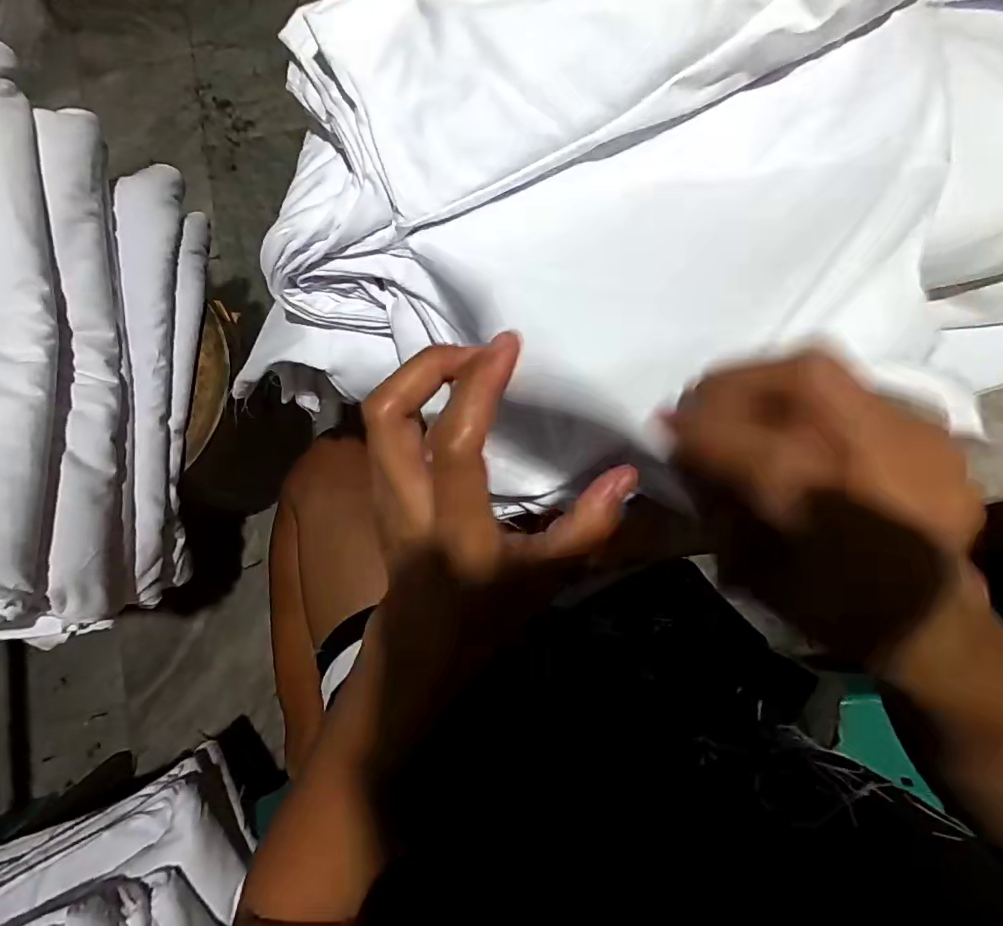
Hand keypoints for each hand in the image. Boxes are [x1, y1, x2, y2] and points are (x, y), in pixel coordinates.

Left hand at [356, 333, 637, 752]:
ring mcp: (382, 498)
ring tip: (464, 366)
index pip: (454, 442)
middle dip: (428, 366)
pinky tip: (445, 398)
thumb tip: (626, 474)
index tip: (507, 346)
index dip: (479, 385)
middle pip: (387, 414)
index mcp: (453, 530)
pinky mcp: (377, 494)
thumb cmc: (485, 620)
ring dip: (416, 378)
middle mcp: (406, 507)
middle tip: (476, 352)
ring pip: (376, 419)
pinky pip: (381, 432)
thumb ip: (589, 528)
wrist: (418, 657)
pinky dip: (410, 399)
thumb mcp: (548, 581)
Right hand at [669, 350, 987, 674]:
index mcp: (833, 509)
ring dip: (775, 380)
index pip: (746, 445)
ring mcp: (916, 439)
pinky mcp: (935, 435)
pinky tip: (806, 425)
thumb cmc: (838, 611)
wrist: (938, 627)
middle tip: (703, 395)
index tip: (663, 422)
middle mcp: (878, 459)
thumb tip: (690, 461)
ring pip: (835, 373)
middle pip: (802, 379)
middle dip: (737, 380)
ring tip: (749, 402)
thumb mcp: (761, 574)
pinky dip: (819, 401)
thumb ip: (724, 510)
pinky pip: (860, 394)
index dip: (696, 427)